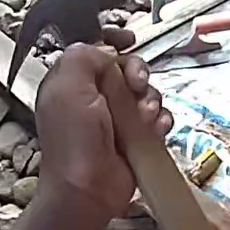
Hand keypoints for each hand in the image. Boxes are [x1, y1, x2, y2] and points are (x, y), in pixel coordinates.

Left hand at [33, 35, 171, 222]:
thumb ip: (84, 56)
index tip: (128, 40)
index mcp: (73, 81)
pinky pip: (158, 119)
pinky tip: (156, 130)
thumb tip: (108, 52)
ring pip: (146, 93)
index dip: (114, 41)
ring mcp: (118, 118)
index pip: (97, 48)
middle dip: (137, 73)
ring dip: (150, 101)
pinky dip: (161, 121)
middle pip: (128, 68)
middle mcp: (95, 96)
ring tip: (144, 118)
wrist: (87, 188)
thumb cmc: (73, 138)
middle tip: (136, 86)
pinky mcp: (138, 138)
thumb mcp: (68, 85)